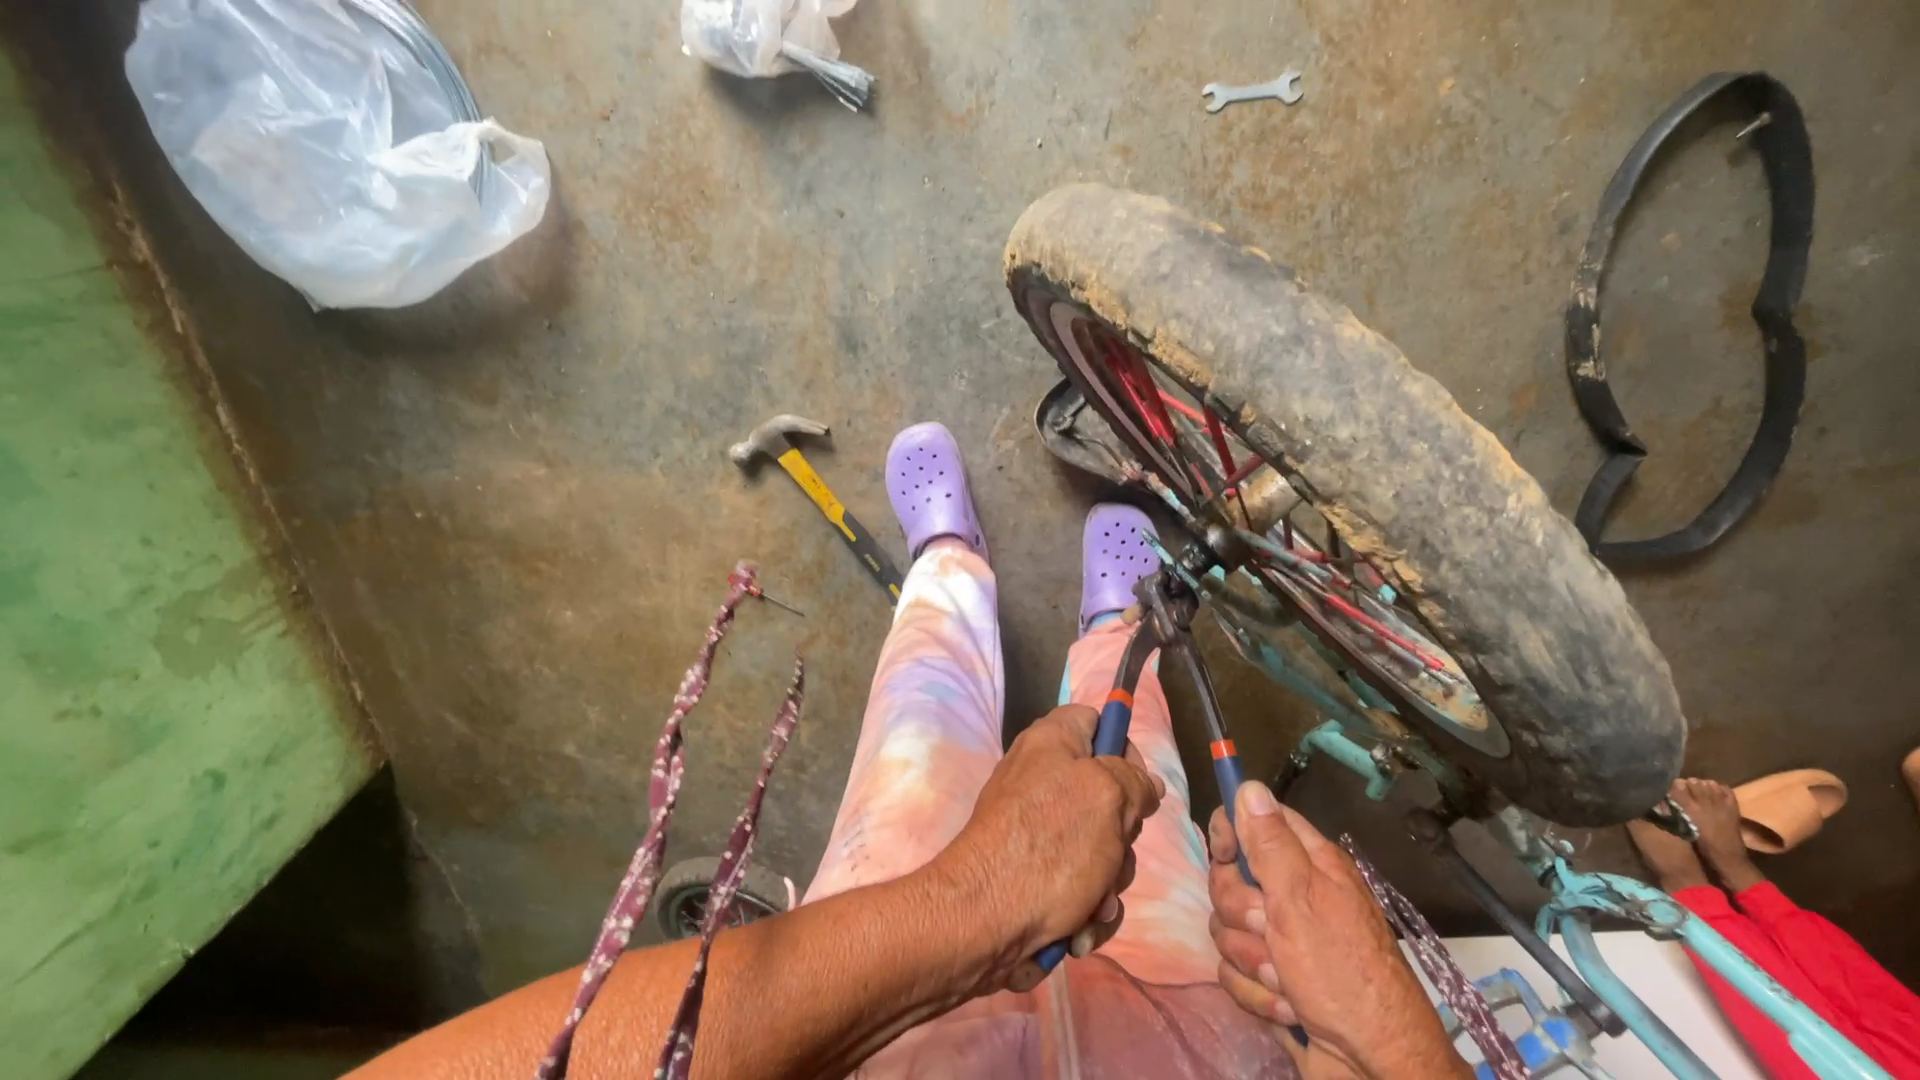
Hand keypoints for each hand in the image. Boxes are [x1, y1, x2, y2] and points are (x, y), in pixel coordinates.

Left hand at [925, 704, 1163, 994]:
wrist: (984, 921)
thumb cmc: (1048, 845)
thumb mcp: (1106, 795)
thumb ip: (1133, 779)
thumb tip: (1145, 783)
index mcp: (1050, 744)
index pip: (1096, 721)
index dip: (1123, 747)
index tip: (1136, 783)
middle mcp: (1043, 782)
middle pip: (1110, 795)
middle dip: (1123, 834)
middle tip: (1113, 849)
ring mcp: (1042, 833)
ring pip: (1106, 848)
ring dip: (1109, 881)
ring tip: (1091, 900)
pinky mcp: (1042, 878)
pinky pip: (1089, 887)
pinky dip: (1090, 910)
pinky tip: (1076, 929)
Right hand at [1208, 783, 1467, 1078]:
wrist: (1372, 1066)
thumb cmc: (1342, 973)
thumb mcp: (1302, 898)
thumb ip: (1270, 843)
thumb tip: (1250, 784)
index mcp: (1308, 865)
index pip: (1255, 822)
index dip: (1232, 833)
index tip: (1226, 855)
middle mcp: (1294, 897)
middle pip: (1230, 880)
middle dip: (1239, 912)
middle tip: (1267, 929)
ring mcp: (1281, 942)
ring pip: (1227, 929)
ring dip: (1251, 960)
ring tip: (1285, 980)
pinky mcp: (1271, 981)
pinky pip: (1234, 972)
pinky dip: (1256, 993)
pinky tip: (1286, 1007)